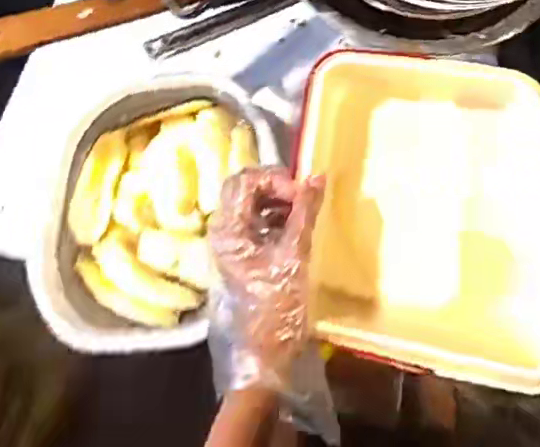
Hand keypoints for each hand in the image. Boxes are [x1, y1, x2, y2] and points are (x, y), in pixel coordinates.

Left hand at [206, 167, 322, 388]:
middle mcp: (222, 231)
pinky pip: (254, 224)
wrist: (262, 364)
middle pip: (245, 189)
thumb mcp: (295, 256)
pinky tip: (295, 231)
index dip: (274, 178)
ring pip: (250, 205)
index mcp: (227, 228)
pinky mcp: (239, 258)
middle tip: (303, 199)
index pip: (245, 180)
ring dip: (277, 203)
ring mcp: (229, 245)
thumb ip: (305, 213)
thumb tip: (317, 176)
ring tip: (302, 215)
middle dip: (276, 188)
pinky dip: (275, 219)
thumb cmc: (274, 309)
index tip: (300, 193)